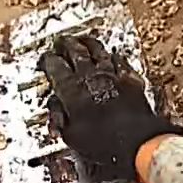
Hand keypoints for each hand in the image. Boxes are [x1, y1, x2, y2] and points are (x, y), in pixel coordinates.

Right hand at [38, 34, 182, 179]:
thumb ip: (60, 117)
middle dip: (66, 45)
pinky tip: (111, 55)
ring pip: (98, 50)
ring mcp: (113, 74)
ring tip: (82, 40)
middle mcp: (91, 76)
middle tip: (60, 42)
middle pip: (76, 51)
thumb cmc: (103, 142)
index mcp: (73, 89)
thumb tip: (56, 109)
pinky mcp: (130, 79)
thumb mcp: (71, 135)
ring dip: (88, 43)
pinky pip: (119, 61)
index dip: (49, 61)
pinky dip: (112, 56)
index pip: (56, 67)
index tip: (46, 59)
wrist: (136, 141)